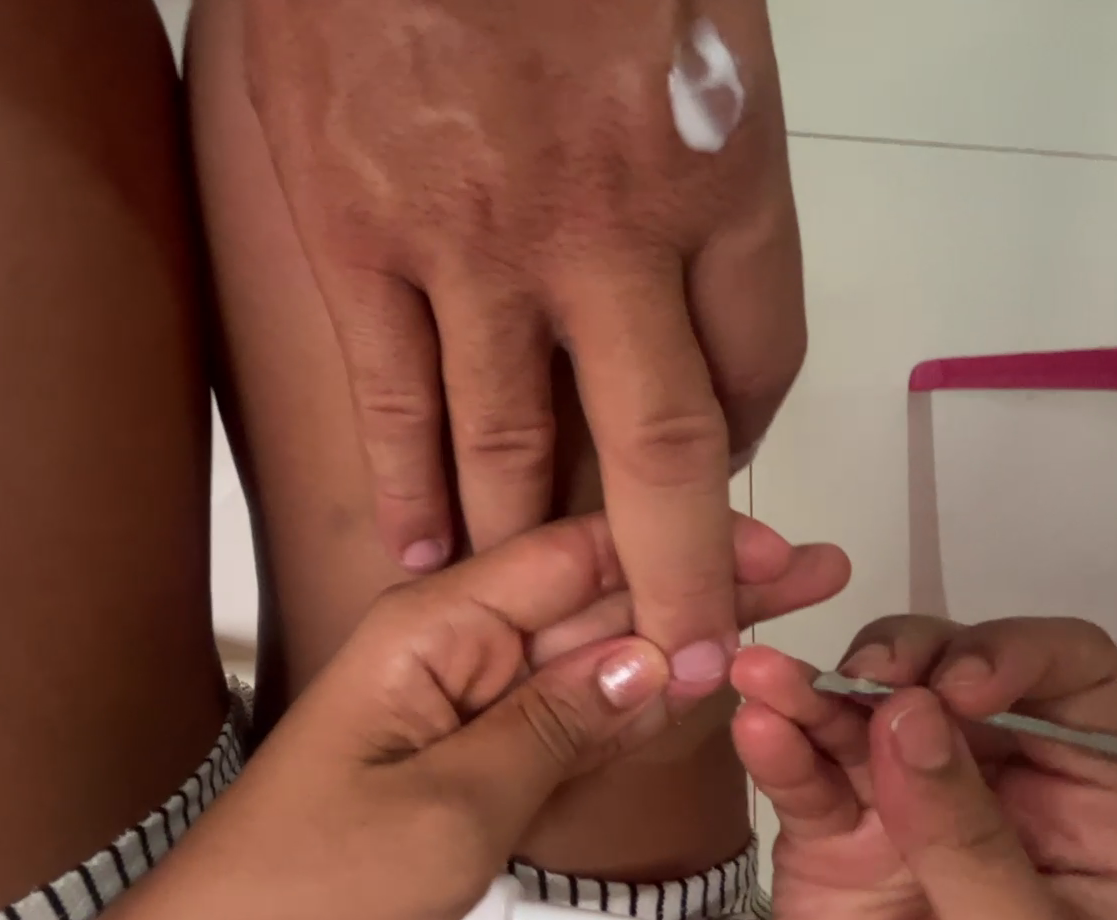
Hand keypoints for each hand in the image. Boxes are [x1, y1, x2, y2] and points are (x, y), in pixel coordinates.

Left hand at [88, 513, 840, 919]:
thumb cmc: (318, 872)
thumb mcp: (450, 804)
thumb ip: (553, 726)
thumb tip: (652, 658)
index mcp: (436, 623)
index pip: (571, 557)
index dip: (675, 547)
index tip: (771, 547)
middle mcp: (454, 638)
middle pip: (592, 596)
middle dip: (696, 582)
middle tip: (808, 569)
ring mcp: (466, 689)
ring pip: (587, 650)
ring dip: (676, 635)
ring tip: (775, 612)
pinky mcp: (473, 739)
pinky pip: (562, 708)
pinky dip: (628, 699)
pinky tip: (692, 676)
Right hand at [241, 0, 804, 696]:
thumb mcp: (704, 16)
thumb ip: (713, 165)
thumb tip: (695, 293)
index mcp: (708, 168)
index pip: (753, 361)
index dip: (741, 444)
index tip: (716, 486)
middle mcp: (597, 236)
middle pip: (654, 446)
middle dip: (674, 570)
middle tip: (687, 659)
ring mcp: (469, 252)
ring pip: (512, 441)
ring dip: (530, 543)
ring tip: (541, 616)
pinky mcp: (363, 250)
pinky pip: (397, 398)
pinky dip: (410, 486)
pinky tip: (421, 551)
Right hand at [730, 617, 1116, 919]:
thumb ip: (976, 850)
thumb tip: (910, 713)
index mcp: (1081, 819)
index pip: (1070, 691)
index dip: (1014, 659)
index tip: (946, 687)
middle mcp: (986, 792)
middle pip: (943, 676)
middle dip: (898, 660)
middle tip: (853, 678)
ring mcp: (893, 806)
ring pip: (853, 712)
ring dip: (807, 687)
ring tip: (758, 677)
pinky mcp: (821, 828)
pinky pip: (797, 768)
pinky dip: (772, 743)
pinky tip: (754, 728)